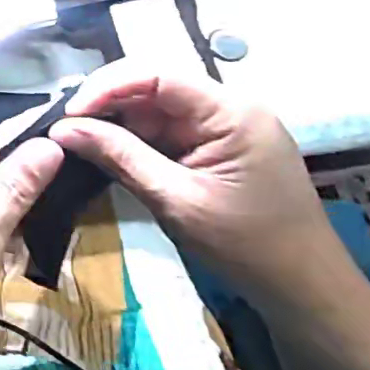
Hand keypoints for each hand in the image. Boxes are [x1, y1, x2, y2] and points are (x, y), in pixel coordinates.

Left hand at [0, 109, 63, 364]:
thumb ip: (14, 190)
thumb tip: (50, 143)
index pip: (6, 134)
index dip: (45, 134)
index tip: (88, 138)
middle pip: (2, 155)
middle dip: (40, 170)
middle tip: (87, 183)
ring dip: (27, 195)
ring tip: (72, 205)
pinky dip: (8, 213)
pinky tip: (34, 227)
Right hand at [47, 62, 362, 313]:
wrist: (306, 294)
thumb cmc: (249, 249)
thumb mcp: (176, 201)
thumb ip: (119, 156)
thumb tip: (63, 129)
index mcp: (232, 112)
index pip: (157, 75)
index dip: (107, 86)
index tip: (70, 114)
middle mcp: (227, 108)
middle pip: (153, 85)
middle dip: (106, 102)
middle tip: (66, 126)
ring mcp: (221, 126)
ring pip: (153, 107)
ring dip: (115, 121)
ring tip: (76, 137)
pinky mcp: (213, 146)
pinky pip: (163, 129)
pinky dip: (131, 138)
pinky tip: (104, 148)